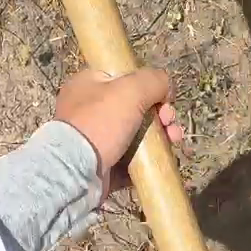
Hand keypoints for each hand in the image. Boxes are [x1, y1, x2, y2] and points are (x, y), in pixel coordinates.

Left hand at [53, 67, 184, 197]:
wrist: (77, 172)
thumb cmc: (101, 123)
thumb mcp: (130, 90)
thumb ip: (153, 80)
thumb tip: (166, 87)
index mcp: (89, 84)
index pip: (125, 79)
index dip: (149, 88)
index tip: (164, 100)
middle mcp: (89, 110)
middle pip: (134, 108)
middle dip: (159, 115)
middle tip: (170, 124)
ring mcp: (95, 139)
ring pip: (135, 134)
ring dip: (158, 136)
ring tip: (174, 141)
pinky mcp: (102, 164)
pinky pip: (130, 158)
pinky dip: (147, 159)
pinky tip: (161, 159)